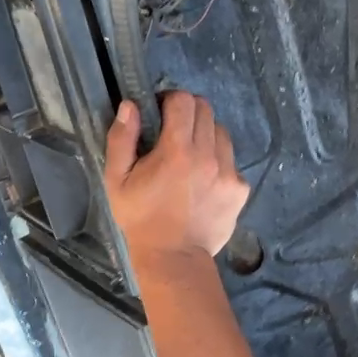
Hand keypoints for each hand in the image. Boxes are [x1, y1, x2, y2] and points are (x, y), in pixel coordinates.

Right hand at [104, 91, 249, 263]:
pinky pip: (231, 159)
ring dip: (204, 133)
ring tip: (189, 155)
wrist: (174, 258)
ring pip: (220, 131)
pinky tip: (202, 178)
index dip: (169, 99)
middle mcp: (208, 156)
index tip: (159, 111)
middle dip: (187, 111)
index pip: (184, 101)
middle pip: (205, 109)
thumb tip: (130, 106)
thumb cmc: (140, 217)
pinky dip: (217, 160)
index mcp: (177, 151)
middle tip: (172, 129)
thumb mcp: (117, 179)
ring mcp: (229, 172)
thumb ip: (122, 139)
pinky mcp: (240, 188)